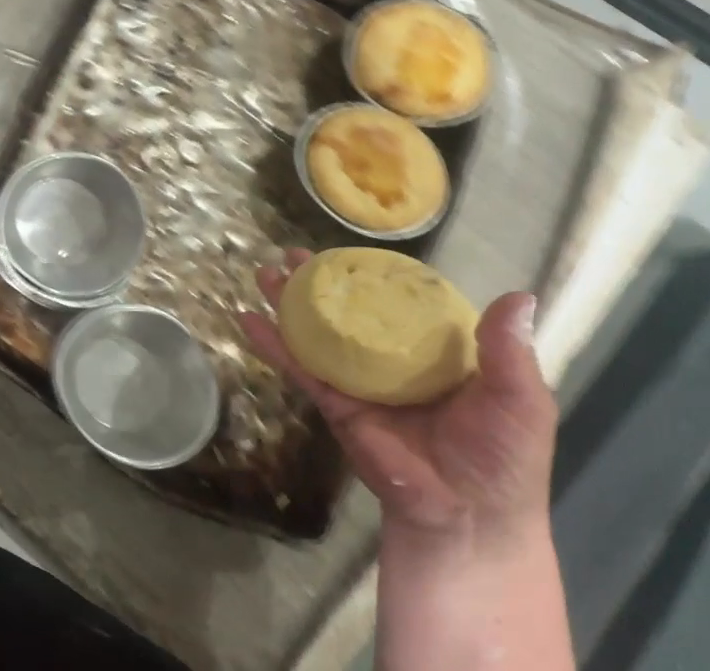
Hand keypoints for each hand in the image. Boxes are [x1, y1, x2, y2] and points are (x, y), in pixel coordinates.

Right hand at [239, 249, 556, 540]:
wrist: (464, 511)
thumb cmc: (502, 455)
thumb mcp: (520, 399)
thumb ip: (508, 350)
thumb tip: (518, 296)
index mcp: (437, 356)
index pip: (402, 308)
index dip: (376, 279)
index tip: (350, 255)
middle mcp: (392, 362)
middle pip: (348, 314)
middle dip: (318, 284)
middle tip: (291, 255)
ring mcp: (357, 381)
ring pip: (315, 333)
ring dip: (287, 304)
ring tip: (263, 275)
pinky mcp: (332, 401)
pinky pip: (298, 367)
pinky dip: (271, 343)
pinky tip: (247, 319)